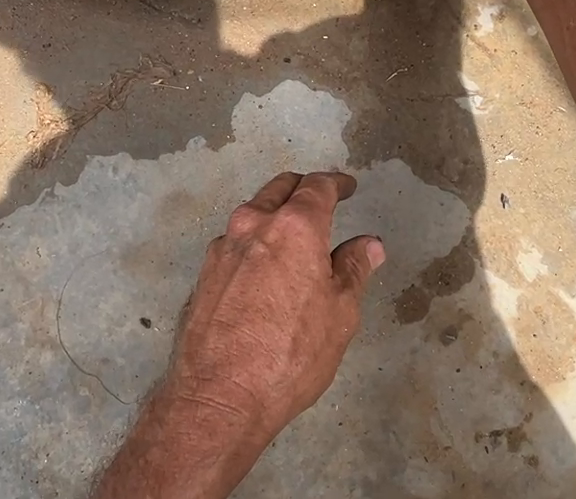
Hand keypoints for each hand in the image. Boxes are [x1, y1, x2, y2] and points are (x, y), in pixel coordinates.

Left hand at [93, 172, 383, 498]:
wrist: (219, 393)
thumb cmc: (292, 353)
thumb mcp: (340, 314)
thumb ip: (354, 269)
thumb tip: (370, 244)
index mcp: (294, 226)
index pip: (318, 186)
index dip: (337, 183)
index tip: (348, 186)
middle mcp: (254, 223)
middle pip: (280, 188)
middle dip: (303, 189)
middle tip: (322, 200)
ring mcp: (224, 245)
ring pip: (254, 213)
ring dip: (275, 214)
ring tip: (295, 237)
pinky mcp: (205, 270)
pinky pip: (236, 242)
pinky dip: (255, 242)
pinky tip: (264, 269)